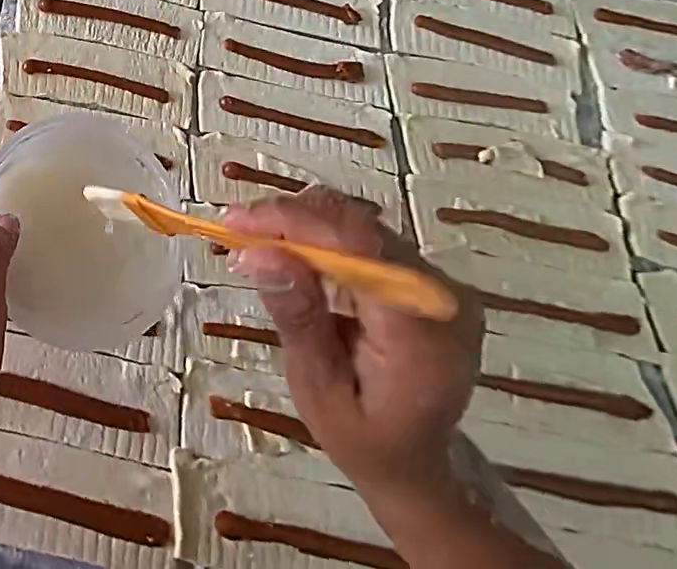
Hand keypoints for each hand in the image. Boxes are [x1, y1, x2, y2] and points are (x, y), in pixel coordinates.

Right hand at [224, 188, 482, 498]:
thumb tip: (260, 253)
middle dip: (291, 218)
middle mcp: (440, 297)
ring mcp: (438, 282)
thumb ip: (298, 319)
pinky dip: (321, 234)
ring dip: (302, 222)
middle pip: (360, 228)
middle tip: (236, 226)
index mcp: (420, 334)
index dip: (297, 223)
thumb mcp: (319, 389)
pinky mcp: (425, 274)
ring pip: (361, 224)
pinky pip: (367, 237)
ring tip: (254, 236)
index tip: (239, 222)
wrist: (418, 457)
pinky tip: (288, 245)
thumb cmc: (365, 437)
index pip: (359, 249)